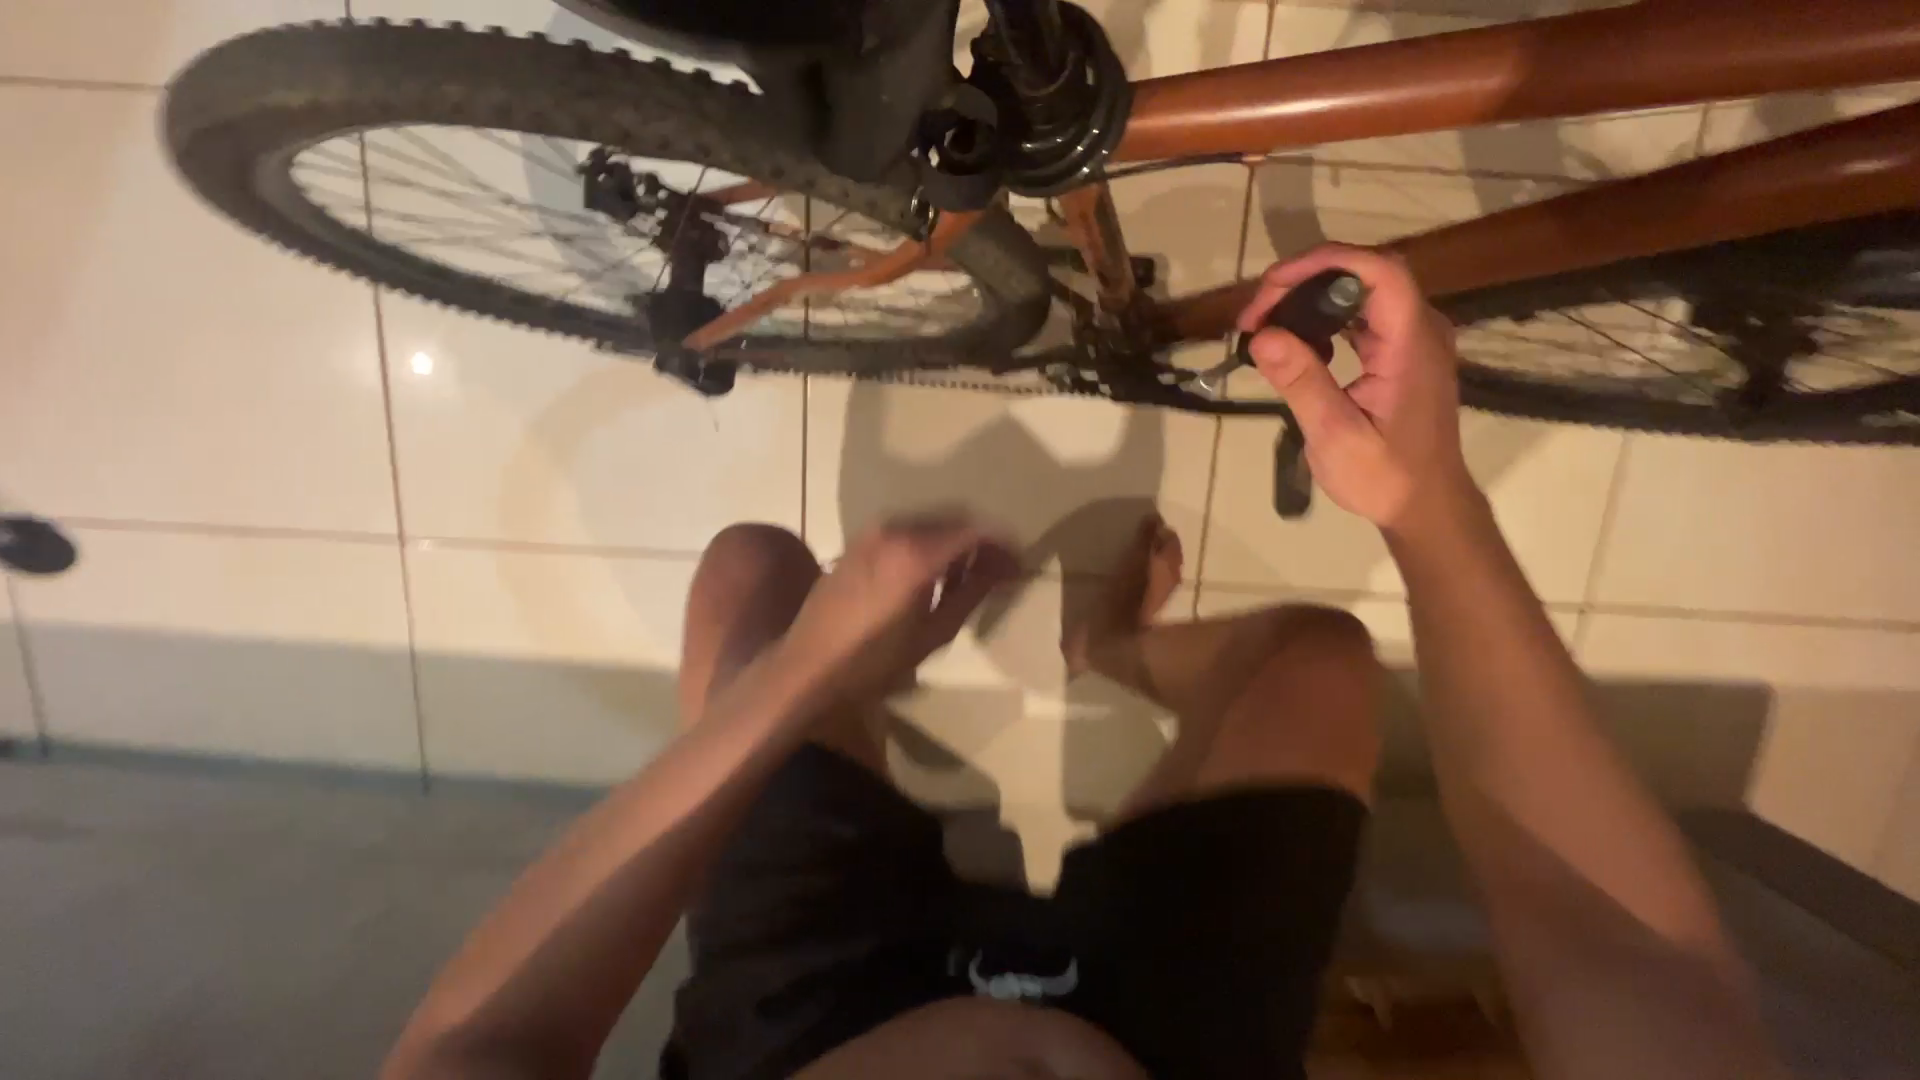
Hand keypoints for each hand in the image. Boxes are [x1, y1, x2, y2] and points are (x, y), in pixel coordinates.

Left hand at [782, 512, 1022, 698]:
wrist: (808, 665)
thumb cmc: (875, 661)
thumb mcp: (934, 633)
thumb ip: (972, 593)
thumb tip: (1002, 568)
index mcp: (915, 554)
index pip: (975, 531)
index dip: (1003, 545)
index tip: (1019, 565)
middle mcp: (895, 530)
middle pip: (954, 519)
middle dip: (981, 541)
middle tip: (1000, 571)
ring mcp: (873, 531)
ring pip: (931, 522)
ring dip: (955, 541)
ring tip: (971, 576)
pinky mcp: (860, 539)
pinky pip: (908, 529)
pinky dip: (930, 543)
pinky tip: (935, 575)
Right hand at [1239, 244, 1476, 529]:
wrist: (1424, 505)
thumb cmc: (1385, 476)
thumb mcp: (1335, 435)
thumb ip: (1302, 382)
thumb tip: (1262, 336)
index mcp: (1412, 343)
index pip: (1379, 272)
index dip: (1325, 262)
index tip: (1272, 284)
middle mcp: (1419, 329)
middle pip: (1365, 274)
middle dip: (1306, 280)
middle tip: (1257, 313)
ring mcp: (1413, 339)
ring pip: (1361, 292)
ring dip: (1311, 298)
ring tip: (1266, 325)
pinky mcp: (1401, 353)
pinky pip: (1363, 316)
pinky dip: (1324, 319)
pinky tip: (1297, 345)